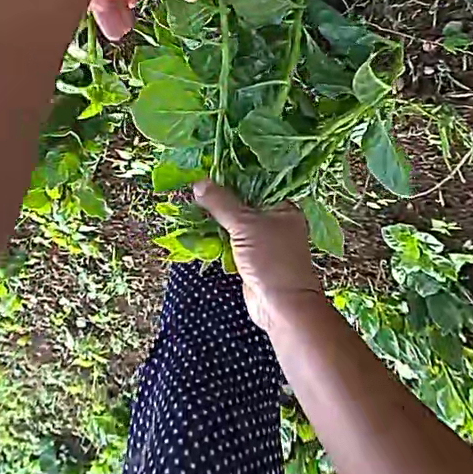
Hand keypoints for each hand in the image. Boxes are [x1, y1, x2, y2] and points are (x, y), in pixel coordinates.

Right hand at [194, 180, 325, 331]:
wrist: (282, 306)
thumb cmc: (271, 259)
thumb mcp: (245, 224)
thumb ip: (222, 203)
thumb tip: (199, 182)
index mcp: (282, 205)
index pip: (256, 182)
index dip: (233, 175)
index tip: (208, 168)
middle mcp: (275, 219)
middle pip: (244, 202)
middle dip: (220, 197)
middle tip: (193, 186)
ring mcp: (263, 239)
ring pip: (236, 222)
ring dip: (216, 217)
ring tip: (190, 202)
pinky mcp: (251, 257)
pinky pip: (231, 240)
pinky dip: (217, 235)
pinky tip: (197, 226)